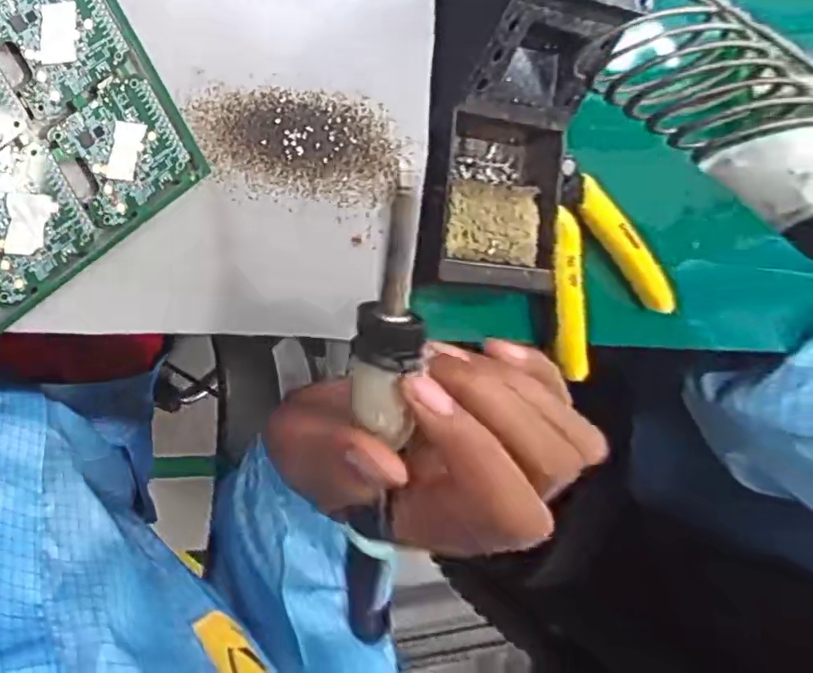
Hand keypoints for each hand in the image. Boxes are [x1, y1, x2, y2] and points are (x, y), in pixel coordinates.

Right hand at [263, 340, 608, 556]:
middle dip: (487, 399)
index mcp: (453, 521)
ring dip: (506, 382)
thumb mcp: (302, 455)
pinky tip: (488, 349)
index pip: (506, 505)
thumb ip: (333, 459)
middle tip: (422, 362)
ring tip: (438, 355)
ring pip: (569, 434)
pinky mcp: (519, 425)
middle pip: (550, 463)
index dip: (471, 445)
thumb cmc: (317, 452)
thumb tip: (380, 461)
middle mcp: (503, 500)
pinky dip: (532, 369)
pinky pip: (561, 401)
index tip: (411, 388)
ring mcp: (519, 463)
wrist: (327, 434)